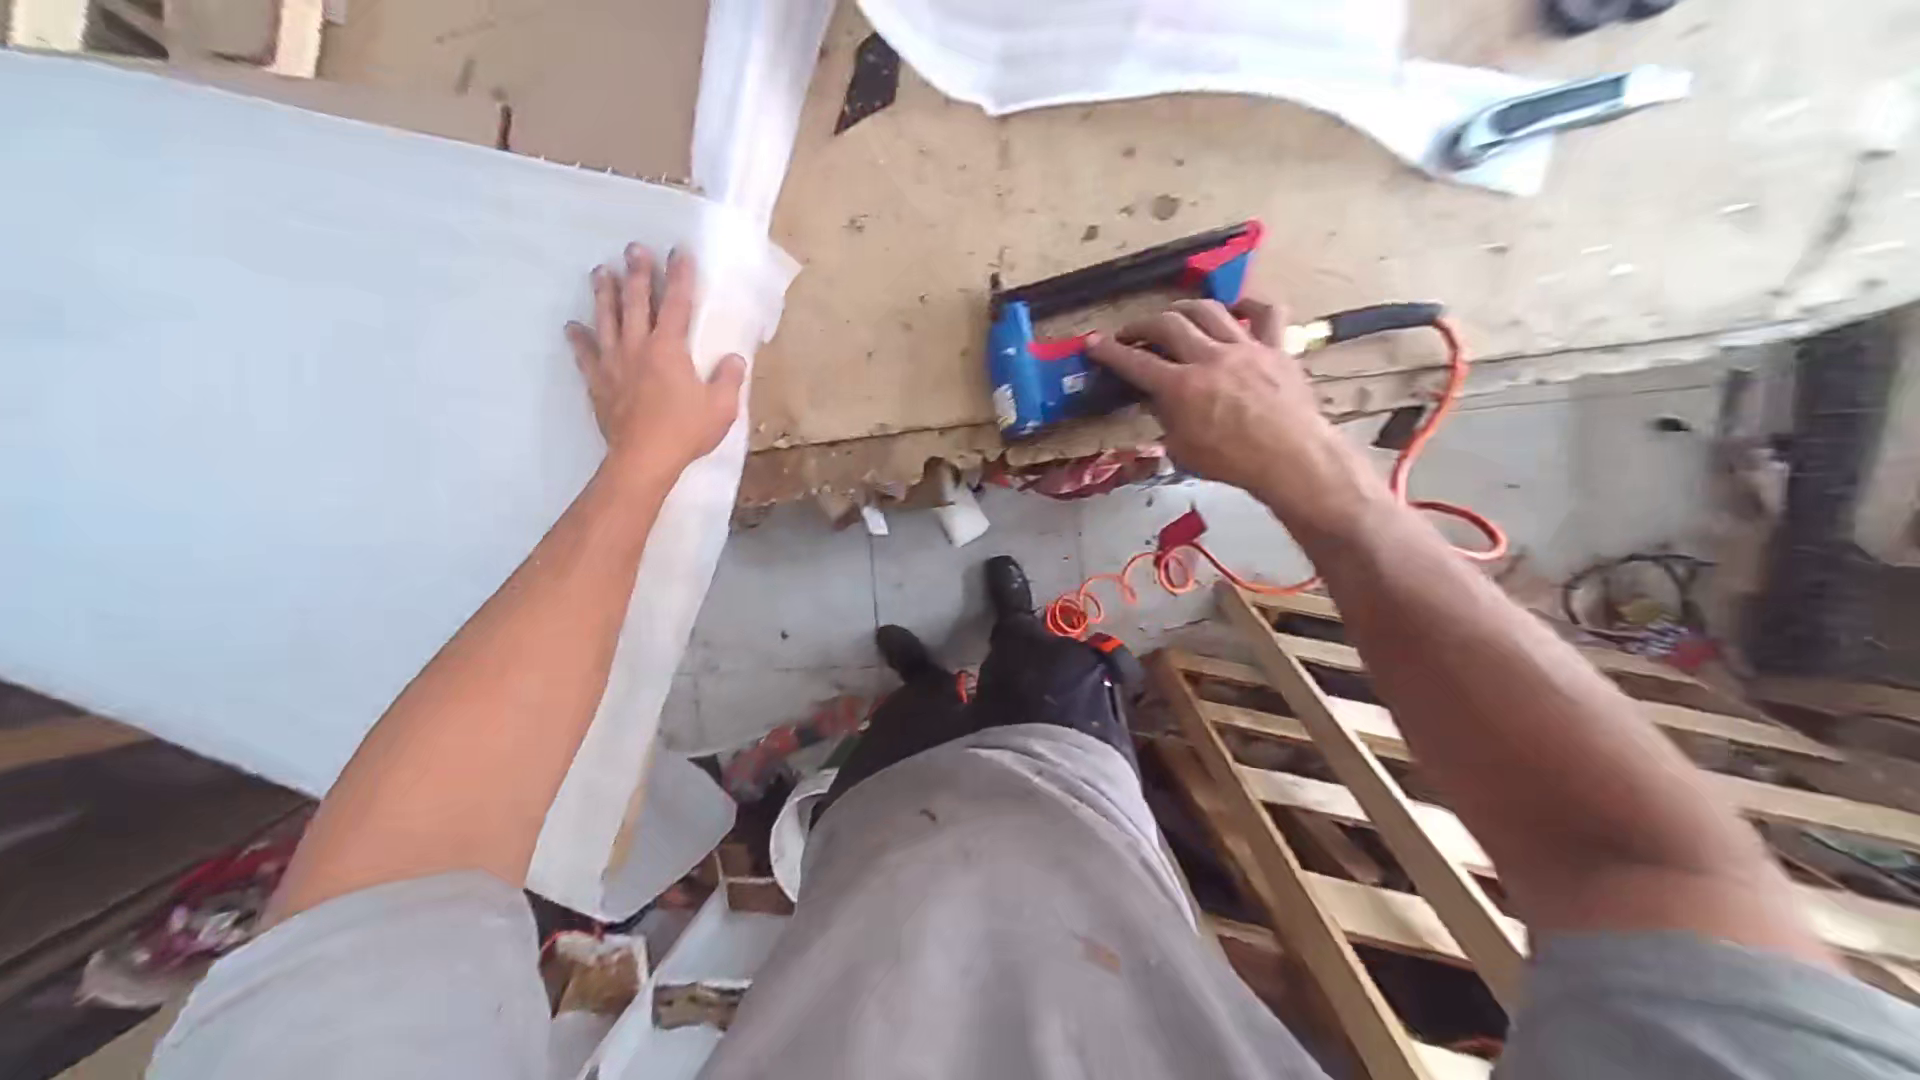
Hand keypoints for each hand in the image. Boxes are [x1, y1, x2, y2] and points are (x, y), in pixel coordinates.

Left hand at [566, 244, 745, 477]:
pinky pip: (585, 354)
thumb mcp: (721, 407)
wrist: (643, 458)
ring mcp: (614, 363)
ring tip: (600, 271)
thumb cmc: (686, 431)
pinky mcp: (598, 382)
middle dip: (637, 273)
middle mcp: (638, 347)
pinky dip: (579, 339)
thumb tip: (733, 359)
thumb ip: (729, 379)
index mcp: (670, 349)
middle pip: (636, 302)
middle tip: (634, 248)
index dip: (680, 276)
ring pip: (606, 319)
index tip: (678, 251)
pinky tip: (573, 326)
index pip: (677, 303)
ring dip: (604, 293)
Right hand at [1087, 298, 1378, 530]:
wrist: (1290, 459)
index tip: (1093, 342)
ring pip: (1209, 310)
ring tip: (1173, 315)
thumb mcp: (1182, 450)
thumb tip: (1159, 400)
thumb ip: (1166, 419)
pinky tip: (1235, 308)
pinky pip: (1265, 313)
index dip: (1109, 351)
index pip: (1135, 362)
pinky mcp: (1276, 348)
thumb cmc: (1232, 463)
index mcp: (1181, 387)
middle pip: (1168, 324)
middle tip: (1132, 333)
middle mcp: (1209, 358)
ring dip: (1184, 308)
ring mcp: (1245, 348)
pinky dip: (1248, 304)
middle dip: (1142, 325)